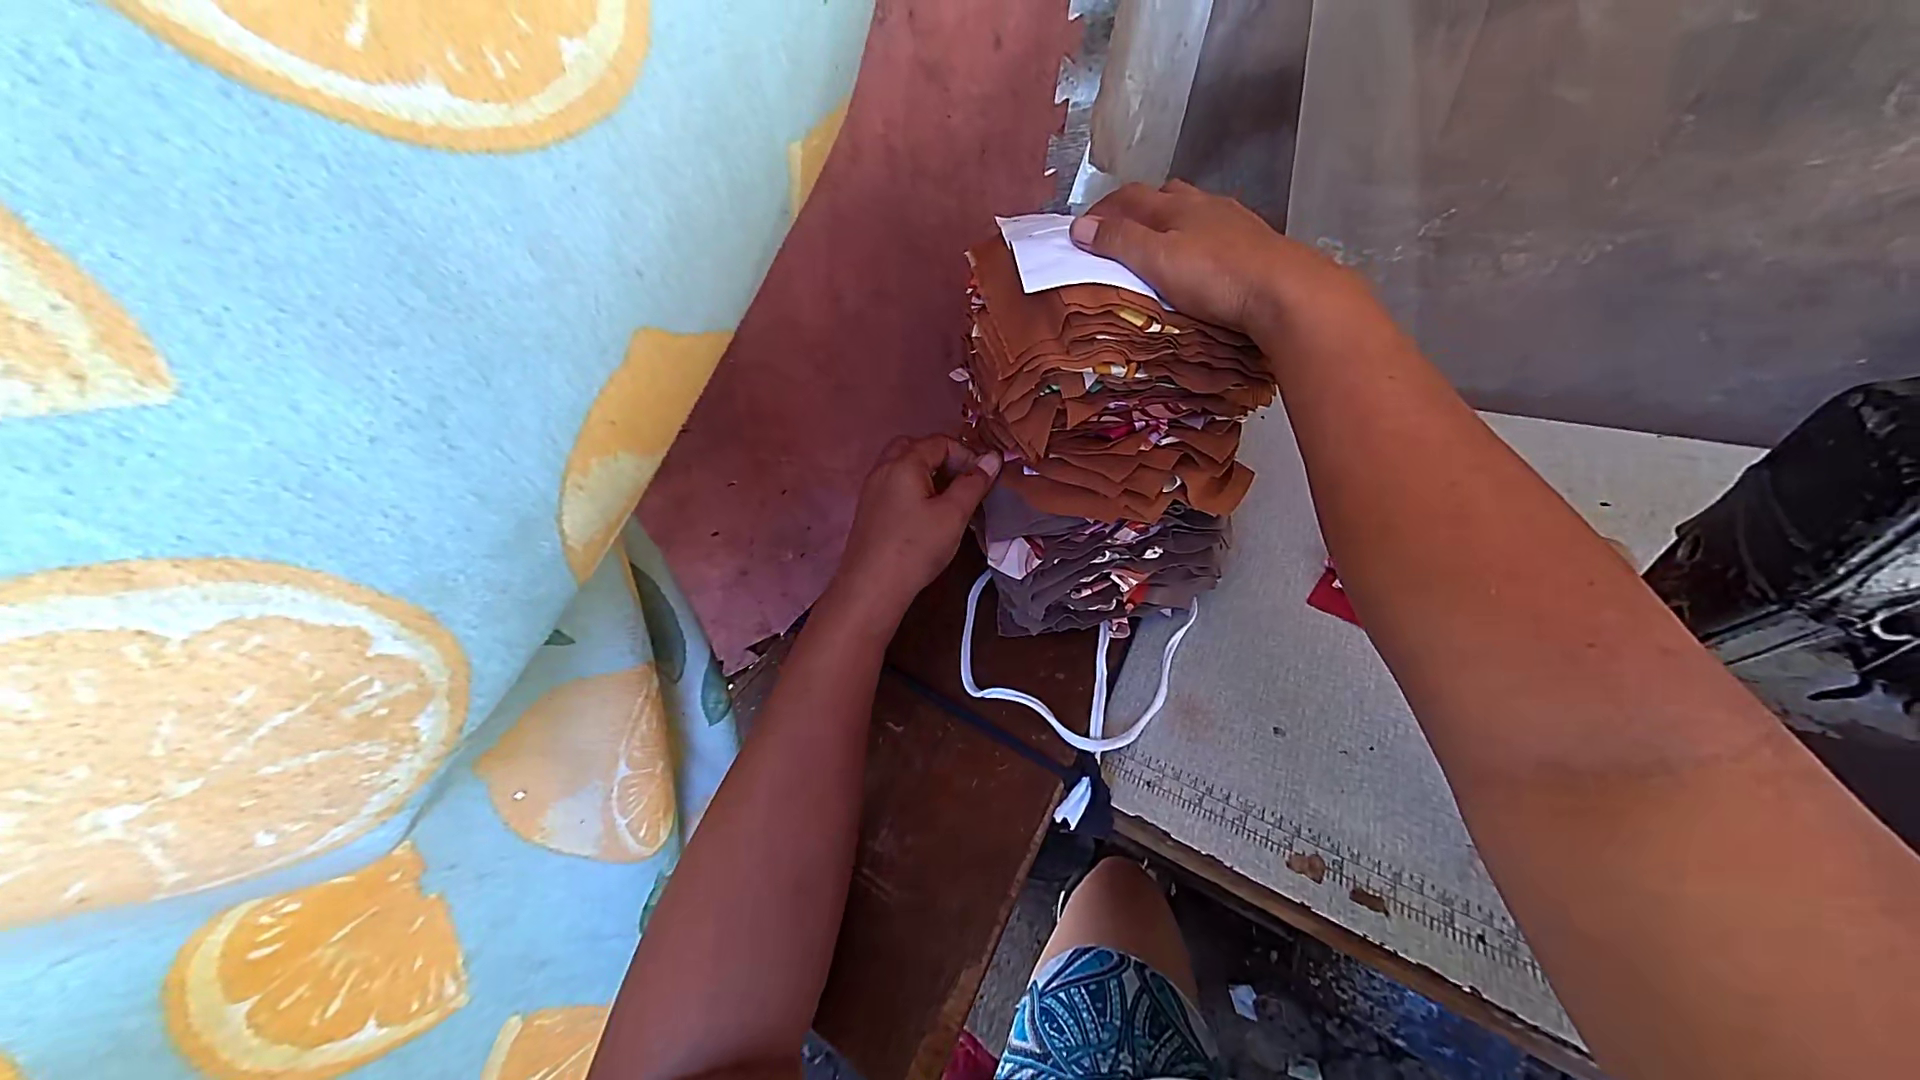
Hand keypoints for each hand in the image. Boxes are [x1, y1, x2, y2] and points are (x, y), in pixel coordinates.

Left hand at [825, 435, 1000, 624]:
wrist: (872, 587)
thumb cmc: (916, 548)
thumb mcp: (953, 515)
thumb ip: (974, 483)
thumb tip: (992, 458)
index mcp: (904, 462)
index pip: (940, 442)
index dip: (967, 454)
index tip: (985, 478)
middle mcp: (883, 469)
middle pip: (917, 448)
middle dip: (945, 459)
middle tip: (965, 483)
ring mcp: (872, 490)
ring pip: (904, 467)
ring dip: (930, 475)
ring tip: (951, 499)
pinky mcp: (870, 510)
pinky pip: (896, 486)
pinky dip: (915, 489)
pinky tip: (929, 514)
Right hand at [1071, 180, 1389, 344]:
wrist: (1283, 292)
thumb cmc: (1215, 276)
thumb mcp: (1156, 259)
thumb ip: (1119, 242)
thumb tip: (1079, 227)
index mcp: (1176, 206)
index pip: (1129, 197)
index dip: (1102, 210)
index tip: (1081, 230)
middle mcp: (1205, 205)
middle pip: (1163, 195)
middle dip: (1136, 209)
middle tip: (1117, 232)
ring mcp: (1233, 223)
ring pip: (1192, 212)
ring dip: (1169, 222)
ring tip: (1155, 246)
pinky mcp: (1252, 246)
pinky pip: (1214, 234)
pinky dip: (1196, 240)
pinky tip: (1198, 260)